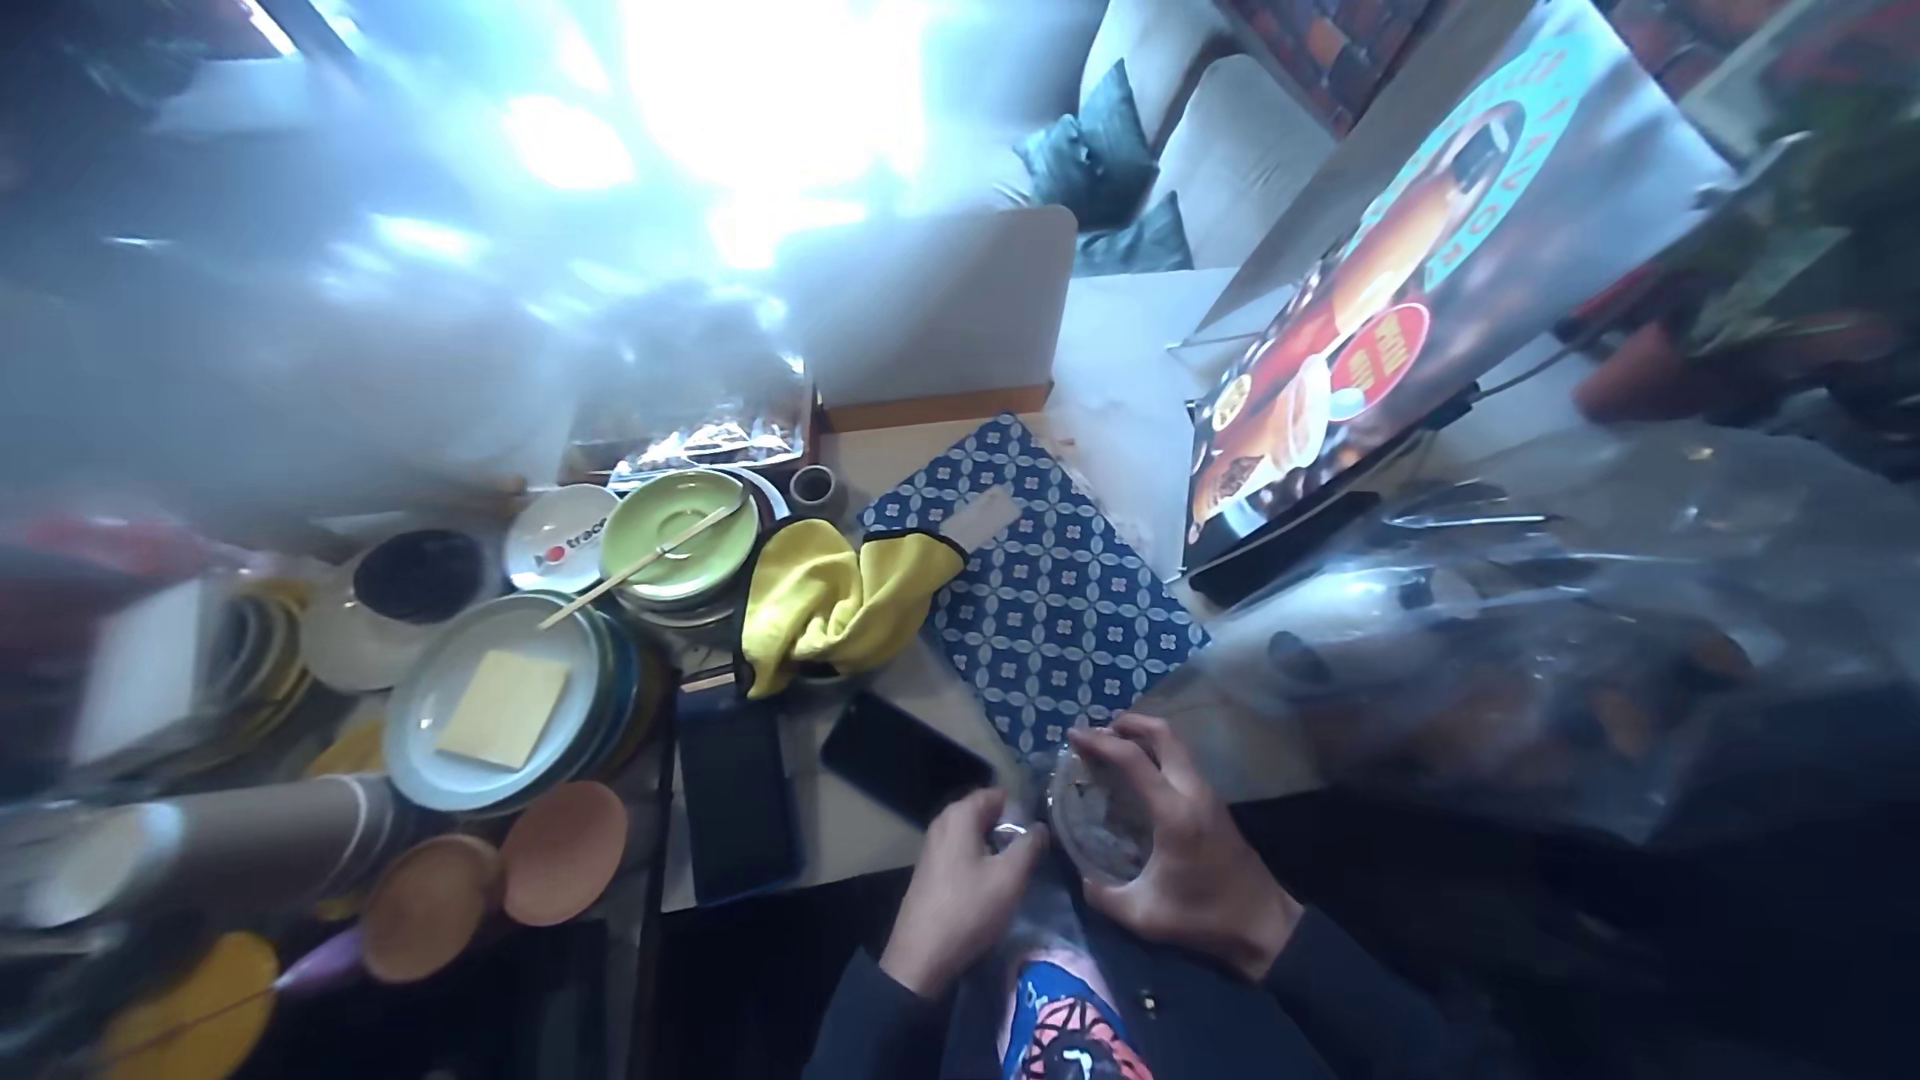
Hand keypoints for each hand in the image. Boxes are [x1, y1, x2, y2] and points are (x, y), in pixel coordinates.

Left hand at [879, 788, 1047, 997]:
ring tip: (1015, 871)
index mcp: (959, 814)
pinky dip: (979, 859)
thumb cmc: (969, 909)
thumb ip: (1029, 846)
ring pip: (974, 834)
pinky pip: (961, 851)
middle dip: (1009, 829)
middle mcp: (943, 821)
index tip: (1039, 833)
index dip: (1021, 809)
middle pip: (985, 813)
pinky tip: (990, 885)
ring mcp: (933, 844)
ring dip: (995, 847)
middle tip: (1031, 854)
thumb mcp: (1009, 878)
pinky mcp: (930, 867)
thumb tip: (1040, 826)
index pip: (996, 794)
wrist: (921, 956)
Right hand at [1067, 714, 1302, 980]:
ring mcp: (1208, 793)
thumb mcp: (1145, 917)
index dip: (1099, 742)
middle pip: (1162, 733)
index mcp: (1174, 812)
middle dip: (1128, 723)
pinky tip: (1140, 772)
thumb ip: (1105, 898)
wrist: (1265, 926)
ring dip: (1144, 735)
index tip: (1074, 735)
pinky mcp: (1215, 801)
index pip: (1132, 759)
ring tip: (1114, 747)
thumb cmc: (1205, 918)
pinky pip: (1182, 760)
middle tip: (1099, 732)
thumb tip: (1081, 879)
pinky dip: (1157, 752)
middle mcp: (1192, 791)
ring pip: (1175, 743)